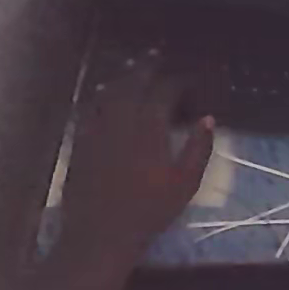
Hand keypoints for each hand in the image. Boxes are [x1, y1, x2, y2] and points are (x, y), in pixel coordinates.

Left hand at [59, 64, 213, 266]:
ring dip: (122, 77)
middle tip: (155, 57)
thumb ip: (198, 148)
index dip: (176, 81)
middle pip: (133, 83)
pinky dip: (101, 96)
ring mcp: (97, 129)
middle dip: (146, 67)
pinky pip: (90, 109)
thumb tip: (208, 120)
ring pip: (109, 92)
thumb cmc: (149, 211)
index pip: (164, 91)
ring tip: (132, 69)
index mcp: (149, 128)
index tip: (186, 79)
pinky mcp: (80, 141)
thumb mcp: (185, 183)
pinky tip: (105, 96)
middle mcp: (121, 121)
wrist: (101, 233)